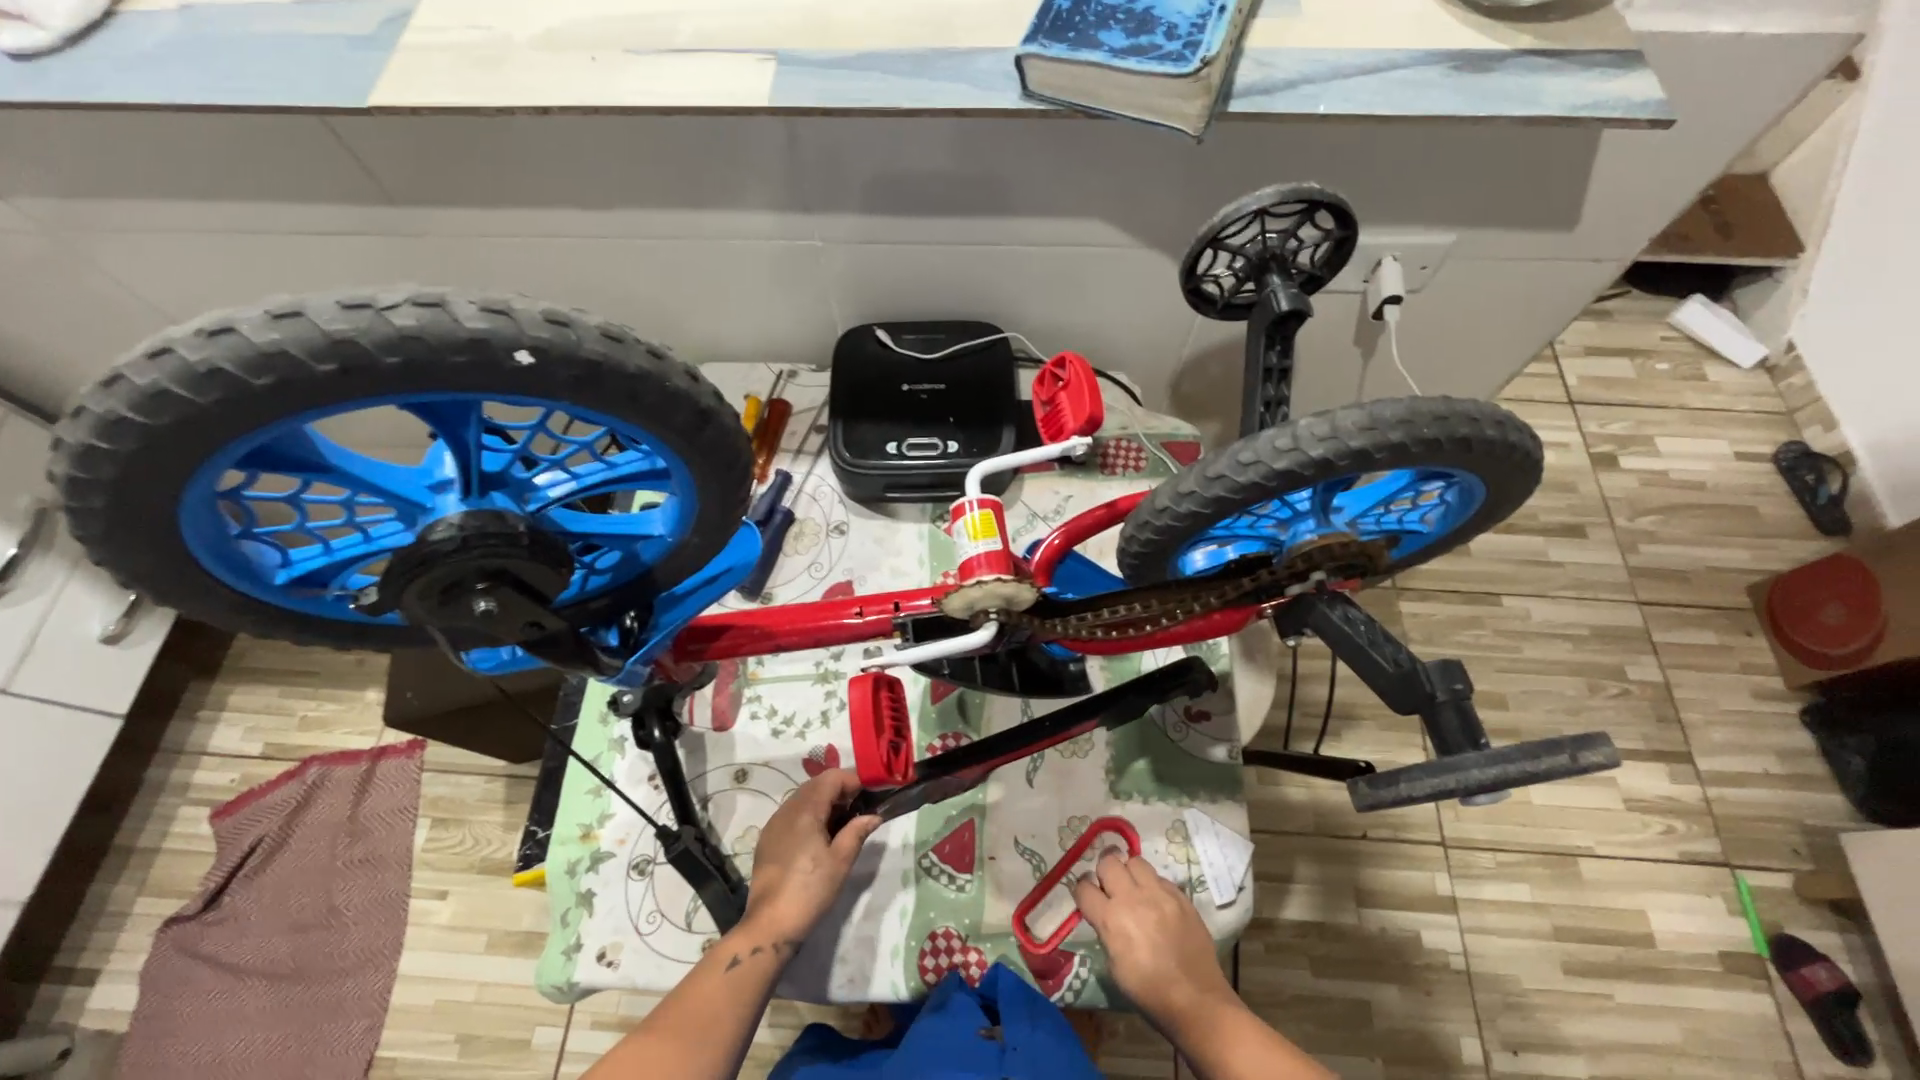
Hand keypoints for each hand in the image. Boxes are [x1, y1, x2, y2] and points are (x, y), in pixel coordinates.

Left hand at [743, 769, 881, 941]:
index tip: (872, 792)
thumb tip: (874, 816)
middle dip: (840, 790)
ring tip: (844, 823)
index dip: (853, 780)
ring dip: (824, 802)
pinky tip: (820, 836)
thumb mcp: (841, 860)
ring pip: (802, 798)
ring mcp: (773, 824)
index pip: (831, 778)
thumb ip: (857, 831)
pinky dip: (809, 815)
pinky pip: (791, 814)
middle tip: (861, 807)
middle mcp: (786, 810)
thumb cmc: (811, 889)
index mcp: (805, 810)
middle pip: (815, 785)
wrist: (771, 924)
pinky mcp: (767, 839)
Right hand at [1073, 849, 1235, 1025]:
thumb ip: (1106, 931)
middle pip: (1109, 861)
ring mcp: (1160, 894)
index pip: (1083, 887)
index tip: (1087, 896)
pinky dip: (1153, 885)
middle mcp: (1133, 898)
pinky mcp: (1181, 897)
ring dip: (1129, 871)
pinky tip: (1156, 902)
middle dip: (1103, 871)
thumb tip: (1105, 915)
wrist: (1195, 998)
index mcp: (1111, 919)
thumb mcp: (1113, 966)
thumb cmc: (1147, 991)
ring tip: (1133, 887)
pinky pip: (1160, 877)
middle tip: (1108, 885)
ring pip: (1136, 861)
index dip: (1081, 890)